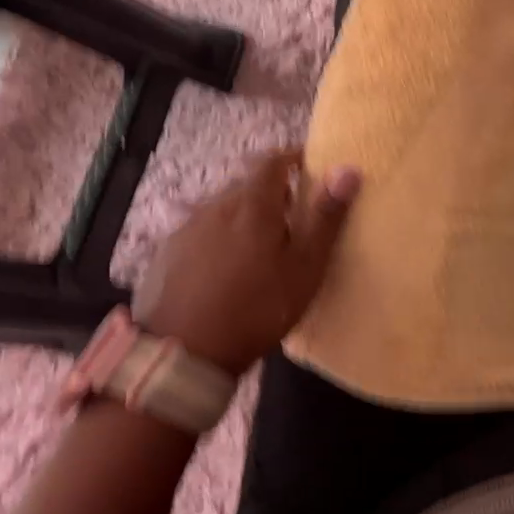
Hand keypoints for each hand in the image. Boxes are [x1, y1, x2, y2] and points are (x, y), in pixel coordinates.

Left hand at [132, 149, 360, 376]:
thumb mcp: (305, 268)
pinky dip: (218, 237)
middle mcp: (215, 207)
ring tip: (259, 246)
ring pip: (221, 209)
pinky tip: (224, 268)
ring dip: (243, 216)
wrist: (182, 355)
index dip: (292, 158)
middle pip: (246, 185)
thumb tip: (348, 169)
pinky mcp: (165, 255)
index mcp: (253, 205)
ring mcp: (185, 230)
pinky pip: (200, 232)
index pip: (271, 160)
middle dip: (271, 192)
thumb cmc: (257, 308)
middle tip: (292, 217)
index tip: (309, 168)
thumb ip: (326, 217)